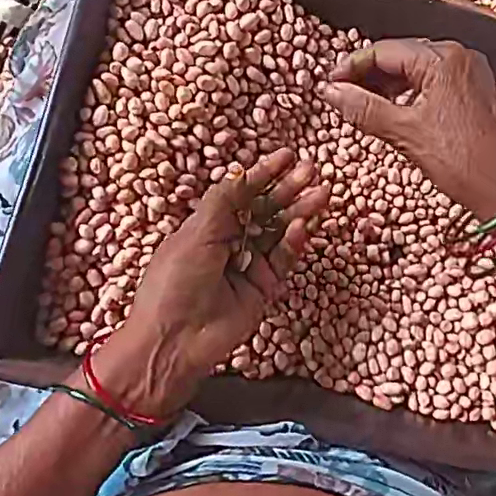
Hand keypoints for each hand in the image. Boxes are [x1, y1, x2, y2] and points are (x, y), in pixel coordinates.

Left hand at [89, 148, 328, 419]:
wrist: (175, 339)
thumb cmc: (174, 281)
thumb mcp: (196, 232)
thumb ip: (224, 200)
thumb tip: (244, 172)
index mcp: (207, 224)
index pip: (241, 192)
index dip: (264, 173)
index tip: (287, 156)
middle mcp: (230, 242)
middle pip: (265, 209)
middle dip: (288, 189)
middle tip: (312, 171)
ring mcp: (248, 265)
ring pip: (278, 232)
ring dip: (299, 211)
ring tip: (321, 193)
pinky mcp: (262, 288)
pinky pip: (282, 260)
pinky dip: (292, 243)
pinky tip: (302, 226)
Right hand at [319, 39, 495, 219]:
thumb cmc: (466, 161)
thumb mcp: (405, 133)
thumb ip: (364, 108)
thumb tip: (332, 92)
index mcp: (443, 59)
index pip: (384, 51)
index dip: (352, 67)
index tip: (331, 84)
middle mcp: (459, 58)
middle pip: (400, 56)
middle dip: (368, 75)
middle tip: (342, 95)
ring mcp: (469, 74)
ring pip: (416, 70)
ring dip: (387, 85)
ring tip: (362, 106)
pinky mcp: (473, 93)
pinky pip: (432, 83)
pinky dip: (408, 94)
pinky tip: (392, 112)